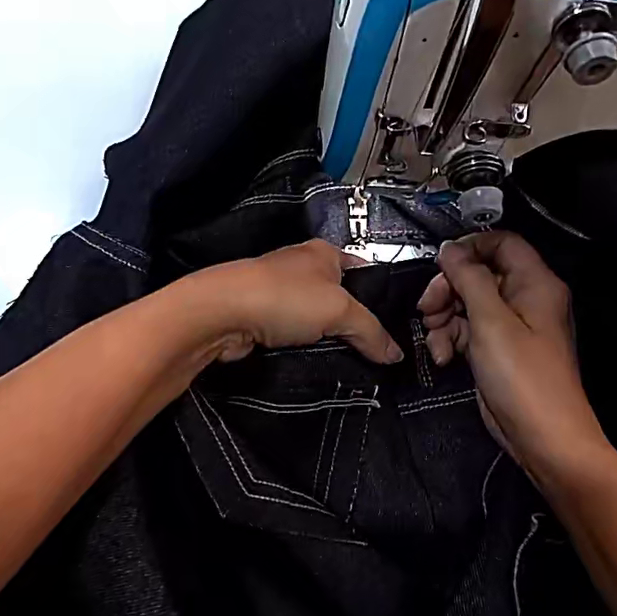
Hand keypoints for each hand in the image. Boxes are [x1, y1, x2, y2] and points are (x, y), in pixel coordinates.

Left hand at [180, 239, 403, 364]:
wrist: (220, 313)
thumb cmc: (285, 297)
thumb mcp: (341, 312)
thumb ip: (373, 333)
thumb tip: (396, 355)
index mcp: (324, 252)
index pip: (363, 271)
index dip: (379, 296)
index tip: (394, 327)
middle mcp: (301, 266)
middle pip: (339, 297)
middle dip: (353, 323)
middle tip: (375, 351)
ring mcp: (277, 291)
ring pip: (314, 319)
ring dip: (326, 338)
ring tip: (348, 362)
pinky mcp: (259, 316)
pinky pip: (292, 334)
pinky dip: (302, 347)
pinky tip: (314, 362)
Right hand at [417, 232, 609, 476]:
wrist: (545, 439)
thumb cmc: (529, 383)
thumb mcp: (491, 321)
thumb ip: (468, 279)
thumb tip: (451, 250)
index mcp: (536, 283)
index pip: (501, 243)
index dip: (469, 248)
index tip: (443, 264)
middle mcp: (526, 300)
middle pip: (478, 274)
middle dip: (448, 289)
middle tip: (430, 306)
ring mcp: (512, 326)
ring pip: (468, 303)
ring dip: (444, 317)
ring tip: (436, 338)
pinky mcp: (499, 349)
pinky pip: (468, 330)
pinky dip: (451, 339)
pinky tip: (444, 355)